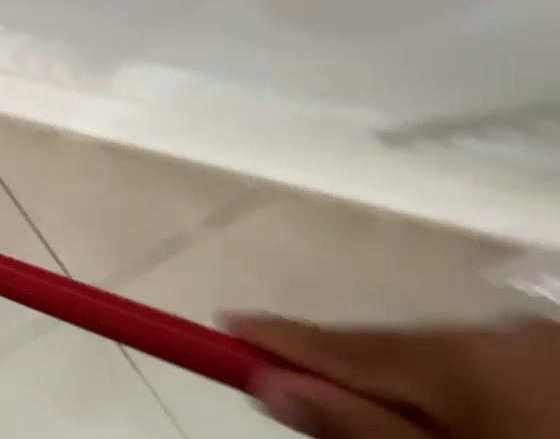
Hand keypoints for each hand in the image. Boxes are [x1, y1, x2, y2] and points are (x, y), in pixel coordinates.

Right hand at [226, 314, 559, 438]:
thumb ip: (358, 427)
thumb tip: (267, 383)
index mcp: (462, 357)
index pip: (339, 344)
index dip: (277, 338)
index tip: (223, 321)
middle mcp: (498, 333)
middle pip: (391, 348)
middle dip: (348, 369)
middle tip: (298, 387)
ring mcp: (543, 344)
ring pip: (439, 355)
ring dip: (402, 380)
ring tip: (387, 417)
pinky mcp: (558, 357)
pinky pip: (486, 362)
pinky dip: (456, 385)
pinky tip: (451, 414)